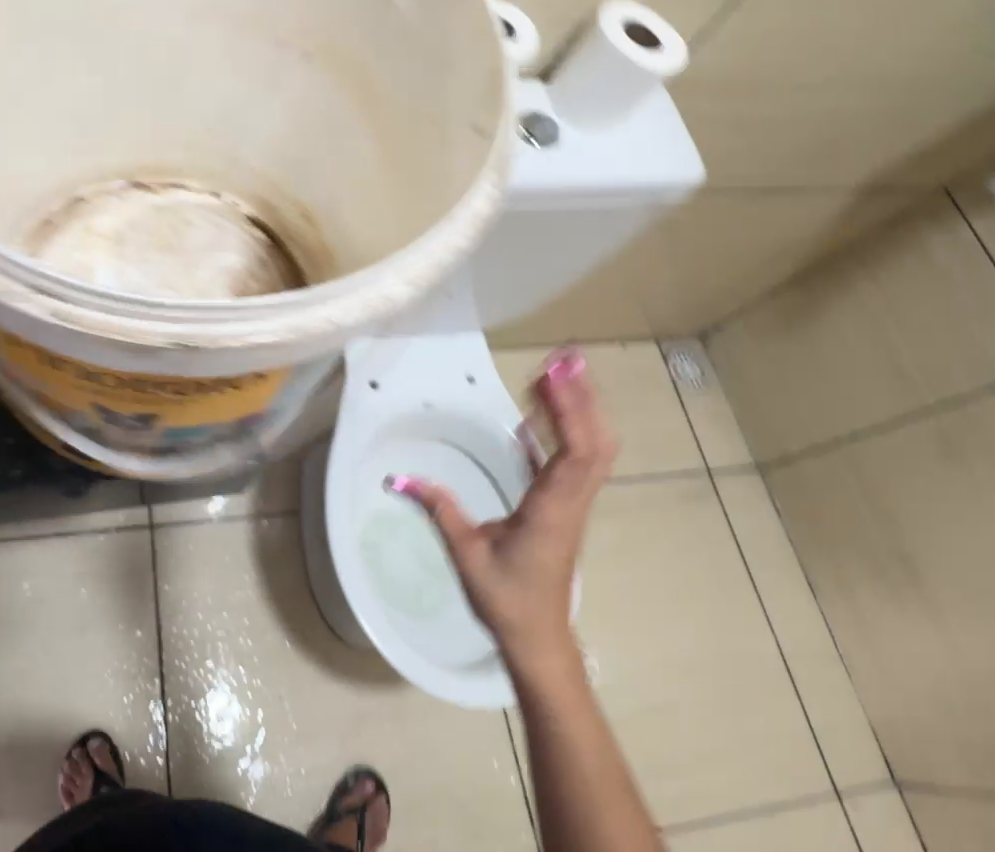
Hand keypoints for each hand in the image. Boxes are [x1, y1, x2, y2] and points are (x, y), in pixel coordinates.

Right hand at [390, 348, 613, 674]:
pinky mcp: (565, 507)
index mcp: (552, 509)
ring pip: (592, 448)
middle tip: (566, 357)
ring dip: (580, 409)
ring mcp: (573, 503)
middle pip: (595, 440)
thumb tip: (399, 478)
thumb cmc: (506, 598)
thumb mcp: (467, 553)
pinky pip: (574, 461)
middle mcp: (571, 500)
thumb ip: (438, 510)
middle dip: (583, 396)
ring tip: (558, 373)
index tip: (552, 373)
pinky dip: (564, 431)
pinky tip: (537, 415)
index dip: (569, 409)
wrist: (539, 637)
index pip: (574, 451)